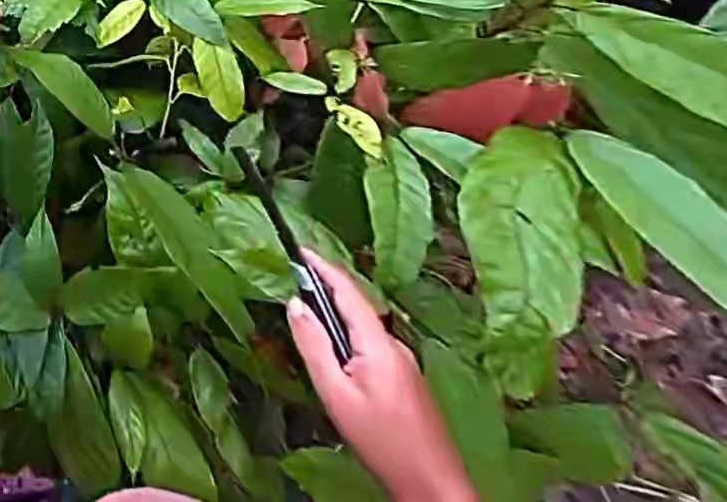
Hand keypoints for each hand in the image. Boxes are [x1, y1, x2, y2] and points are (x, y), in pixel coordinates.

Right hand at [288, 250, 477, 501]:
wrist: (435, 489)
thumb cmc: (381, 441)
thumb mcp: (334, 392)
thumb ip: (313, 344)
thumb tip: (294, 303)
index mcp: (379, 346)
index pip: (349, 292)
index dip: (323, 266)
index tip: (298, 248)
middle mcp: (397, 348)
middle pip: (357, 306)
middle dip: (325, 286)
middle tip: (292, 274)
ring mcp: (405, 364)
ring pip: (363, 326)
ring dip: (335, 312)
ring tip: (304, 307)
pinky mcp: (406, 379)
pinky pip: (371, 342)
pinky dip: (347, 332)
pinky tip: (332, 346)